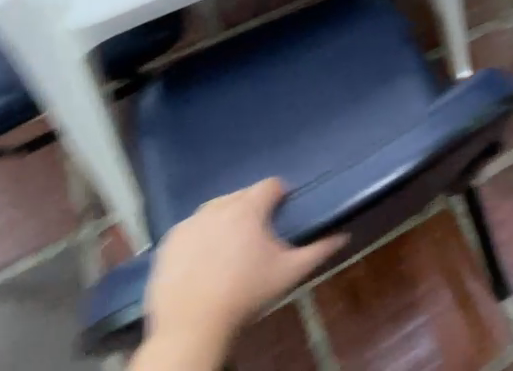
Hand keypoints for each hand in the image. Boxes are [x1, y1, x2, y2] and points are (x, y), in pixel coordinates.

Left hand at [142, 179, 346, 362]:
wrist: (192, 326)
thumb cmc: (246, 295)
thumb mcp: (289, 273)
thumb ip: (318, 250)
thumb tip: (343, 235)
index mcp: (248, 208)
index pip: (271, 185)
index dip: (280, 196)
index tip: (281, 215)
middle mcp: (217, 207)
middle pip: (242, 195)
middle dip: (252, 209)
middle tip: (257, 239)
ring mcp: (190, 223)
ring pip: (215, 210)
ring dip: (226, 220)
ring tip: (231, 250)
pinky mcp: (169, 241)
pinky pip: (192, 228)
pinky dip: (201, 236)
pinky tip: (205, 261)